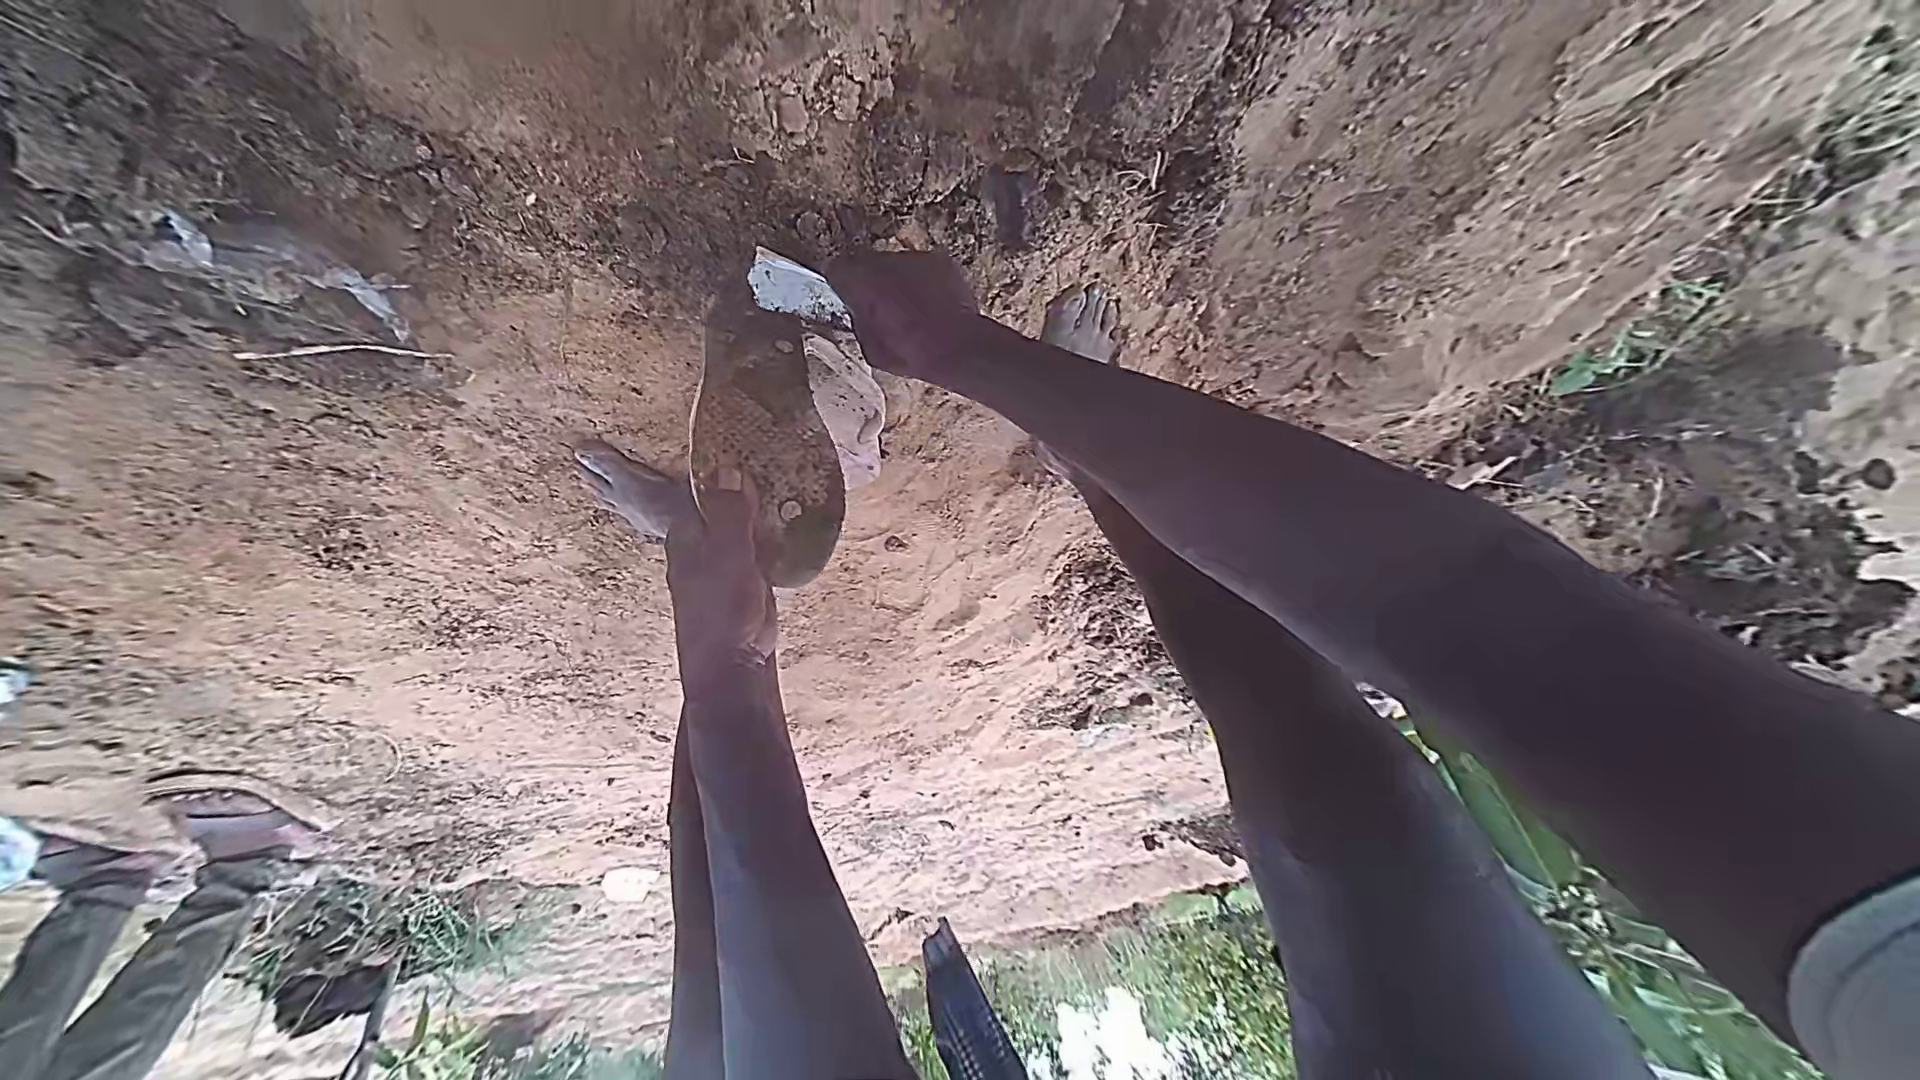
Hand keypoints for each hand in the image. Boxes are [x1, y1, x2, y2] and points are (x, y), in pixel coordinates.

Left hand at [666, 472, 777, 679]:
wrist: (735, 662)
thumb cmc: (721, 609)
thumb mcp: (726, 555)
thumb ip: (728, 513)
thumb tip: (728, 469)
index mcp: (686, 535)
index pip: (701, 491)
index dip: (722, 470)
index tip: (750, 448)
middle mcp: (703, 545)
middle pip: (725, 507)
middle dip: (748, 489)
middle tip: (779, 463)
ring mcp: (726, 562)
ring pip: (745, 527)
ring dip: (763, 511)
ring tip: (792, 486)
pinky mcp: (748, 578)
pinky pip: (760, 547)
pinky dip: (773, 535)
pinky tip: (793, 524)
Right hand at [823, 250, 979, 378]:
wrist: (956, 348)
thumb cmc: (911, 352)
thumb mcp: (870, 349)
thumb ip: (859, 324)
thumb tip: (860, 317)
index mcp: (858, 279)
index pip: (836, 269)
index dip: (842, 287)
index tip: (847, 301)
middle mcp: (883, 260)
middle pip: (867, 264)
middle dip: (872, 284)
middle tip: (881, 311)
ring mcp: (913, 258)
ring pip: (897, 266)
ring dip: (899, 284)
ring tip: (911, 314)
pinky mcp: (940, 261)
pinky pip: (924, 270)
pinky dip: (925, 285)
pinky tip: (932, 309)